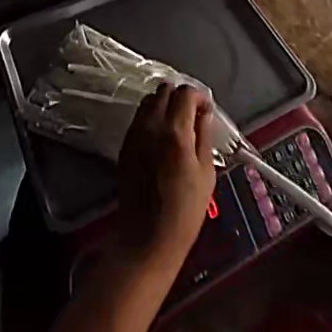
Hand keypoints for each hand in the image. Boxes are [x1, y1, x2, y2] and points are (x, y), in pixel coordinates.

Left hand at [115, 82, 216, 267]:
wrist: (146, 240)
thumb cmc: (184, 212)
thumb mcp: (206, 173)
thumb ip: (204, 136)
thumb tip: (204, 114)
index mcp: (175, 133)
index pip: (185, 93)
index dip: (199, 97)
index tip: (206, 111)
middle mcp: (151, 128)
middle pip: (164, 91)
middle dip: (181, 97)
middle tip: (193, 115)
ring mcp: (134, 137)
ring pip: (148, 101)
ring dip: (164, 105)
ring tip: (177, 125)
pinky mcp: (124, 147)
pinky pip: (138, 119)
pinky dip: (151, 118)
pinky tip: (161, 138)